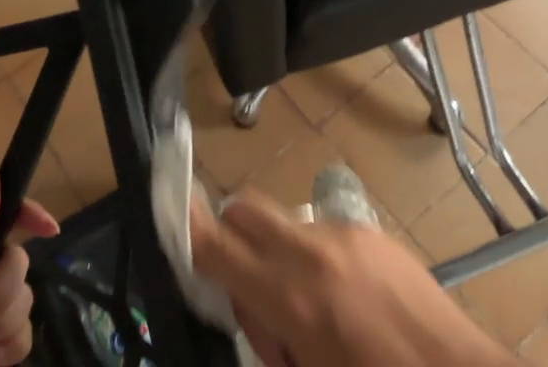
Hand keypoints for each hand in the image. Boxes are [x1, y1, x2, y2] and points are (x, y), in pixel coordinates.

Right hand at [190, 190, 514, 366]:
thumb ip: (267, 338)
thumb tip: (247, 307)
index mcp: (291, 297)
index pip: (215, 244)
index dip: (185, 230)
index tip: (172, 222)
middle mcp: (312, 252)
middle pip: (242, 209)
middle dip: (230, 237)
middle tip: (250, 290)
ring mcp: (346, 236)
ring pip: (283, 222)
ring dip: (276, 253)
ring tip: (308, 309)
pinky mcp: (375, 234)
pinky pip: (323, 232)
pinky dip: (315, 258)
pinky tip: (345, 302)